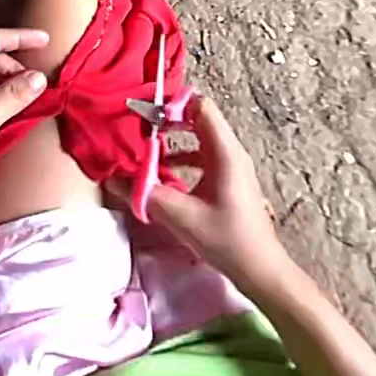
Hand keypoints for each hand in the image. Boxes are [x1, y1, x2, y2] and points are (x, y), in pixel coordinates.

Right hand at [122, 97, 292, 290]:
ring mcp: (232, 165)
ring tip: (148, 151)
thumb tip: (114, 179)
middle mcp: (231, 152)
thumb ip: (145, 195)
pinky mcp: (229, 179)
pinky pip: (202, 155)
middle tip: (143, 130)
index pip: (201, 107)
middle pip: (199, 118)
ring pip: (199, 138)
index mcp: (225, 152)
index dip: (173, 105)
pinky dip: (182, 158)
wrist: (260, 270)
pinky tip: (164, 175)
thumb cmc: (227, 240)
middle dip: (169, 121)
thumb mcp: (181, 216)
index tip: (147, 115)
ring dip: (174, 141)